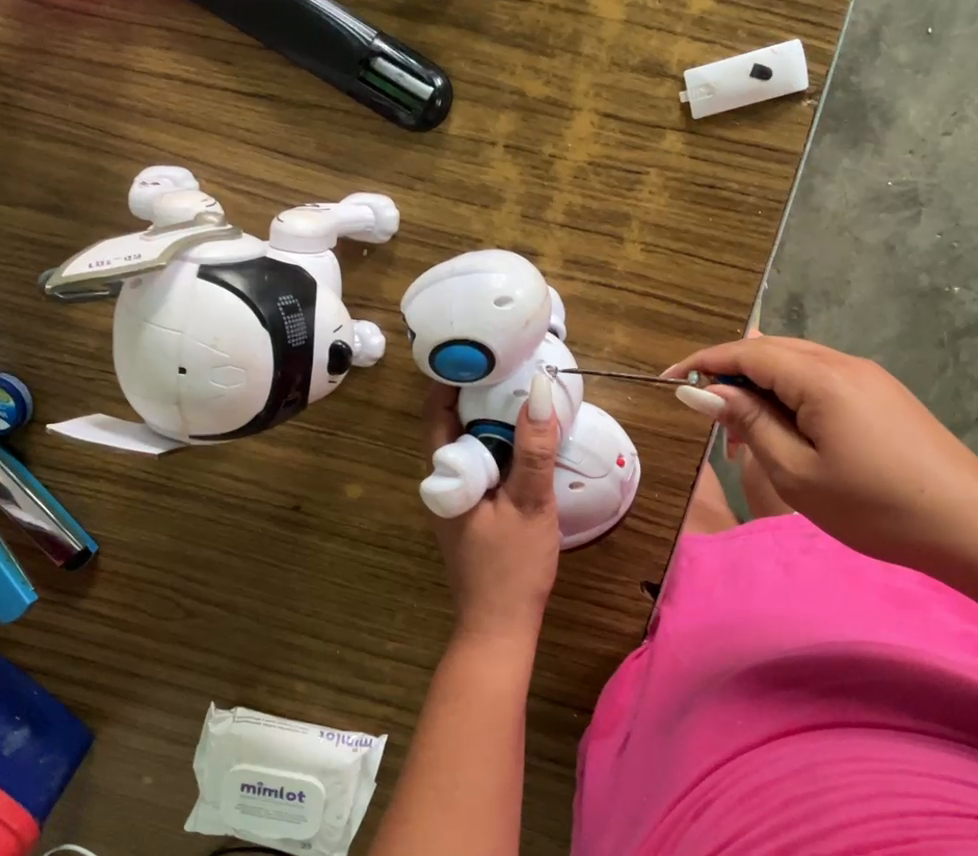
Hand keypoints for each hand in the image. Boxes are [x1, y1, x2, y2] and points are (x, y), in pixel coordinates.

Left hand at [420, 376, 562, 642]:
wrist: (499, 627)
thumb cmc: (511, 567)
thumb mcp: (529, 503)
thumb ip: (534, 449)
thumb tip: (540, 390)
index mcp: (445, 474)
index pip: (437, 410)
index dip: (454, 377)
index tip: (482, 349)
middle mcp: (442, 481)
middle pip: (453, 423)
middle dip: (479, 392)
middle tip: (513, 364)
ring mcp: (456, 498)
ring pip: (469, 444)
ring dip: (492, 418)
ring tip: (524, 393)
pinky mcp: (472, 512)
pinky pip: (482, 465)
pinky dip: (500, 445)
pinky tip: (527, 441)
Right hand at [665, 337, 977, 564]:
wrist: (970, 527)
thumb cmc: (873, 506)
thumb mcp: (795, 471)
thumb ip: (747, 423)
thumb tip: (701, 391)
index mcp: (820, 378)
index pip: (746, 352)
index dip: (702, 363)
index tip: (666, 383)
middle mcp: (844, 363)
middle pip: (770, 350)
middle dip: (730, 376)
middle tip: (707, 419)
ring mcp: (868, 377)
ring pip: (796, 364)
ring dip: (760, 388)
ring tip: (743, 435)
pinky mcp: (882, 395)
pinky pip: (820, 379)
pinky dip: (789, 396)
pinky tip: (785, 432)